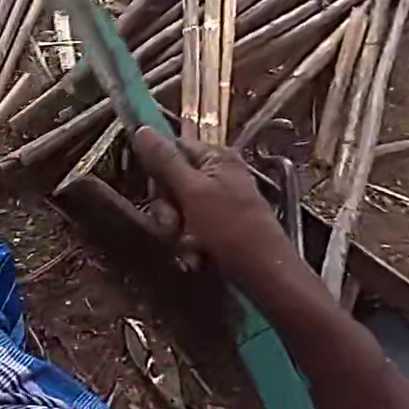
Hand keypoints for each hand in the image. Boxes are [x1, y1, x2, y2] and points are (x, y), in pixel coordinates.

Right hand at [130, 128, 308, 293]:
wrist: (267, 279)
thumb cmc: (232, 230)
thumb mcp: (193, 192)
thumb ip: (165, 160)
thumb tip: (142, 129)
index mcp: (216, 158)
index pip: (171, 146)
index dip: (157, 166)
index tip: (152, 185)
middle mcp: (216, 175)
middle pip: (168, 179)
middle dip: (166, 207)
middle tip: (175, 224)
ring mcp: (216, 201)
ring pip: (173, 207)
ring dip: (175, 229)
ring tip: (189, 246)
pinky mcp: (216, 225)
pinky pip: (186, 226)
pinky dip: (187, 242)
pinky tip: (196, 255)